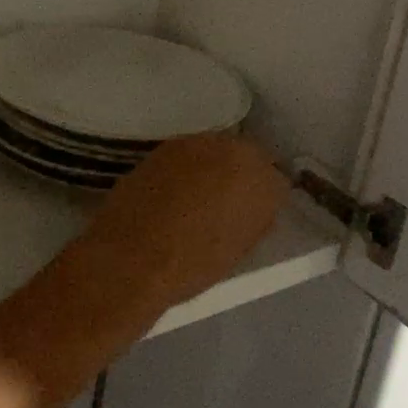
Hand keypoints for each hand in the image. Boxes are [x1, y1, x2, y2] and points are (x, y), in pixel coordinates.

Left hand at [83, 133, 284, 306]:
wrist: (132, 258)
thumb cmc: (193, 265)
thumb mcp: (240, 249)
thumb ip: (253, 218)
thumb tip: (250, 207)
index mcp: (262, 178)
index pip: (275, 181)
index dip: (262, 200)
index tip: (250, 216)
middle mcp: (232, 149)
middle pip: (244, 158)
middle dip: (238, 177)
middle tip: (224, 206)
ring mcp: (194, 143)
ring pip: (212, 153)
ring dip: (209, 170)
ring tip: (194, 201)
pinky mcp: (163, 146)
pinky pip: (184, 157)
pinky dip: (183, 172)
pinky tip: (170, 197)